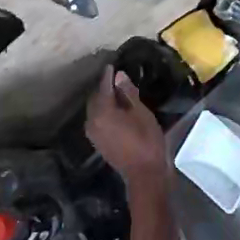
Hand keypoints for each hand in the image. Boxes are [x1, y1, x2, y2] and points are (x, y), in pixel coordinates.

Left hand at [86, 67, 169, 197]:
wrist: (145, 173)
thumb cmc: (146, 141)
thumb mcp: (141, 114)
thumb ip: (128, 94)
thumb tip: (119, 76)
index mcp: (102, 113)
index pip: (103, 88)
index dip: (108, 76)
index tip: (112, 65)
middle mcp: (92, 122)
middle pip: (96, 99)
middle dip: (104, 88)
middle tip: (115, 78)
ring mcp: (93, 134)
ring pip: (95, 110)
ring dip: (104, 100)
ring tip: (116, 92)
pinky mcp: (98, 142)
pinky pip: (98, 120)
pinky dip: (104, 112)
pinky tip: (115, 110)